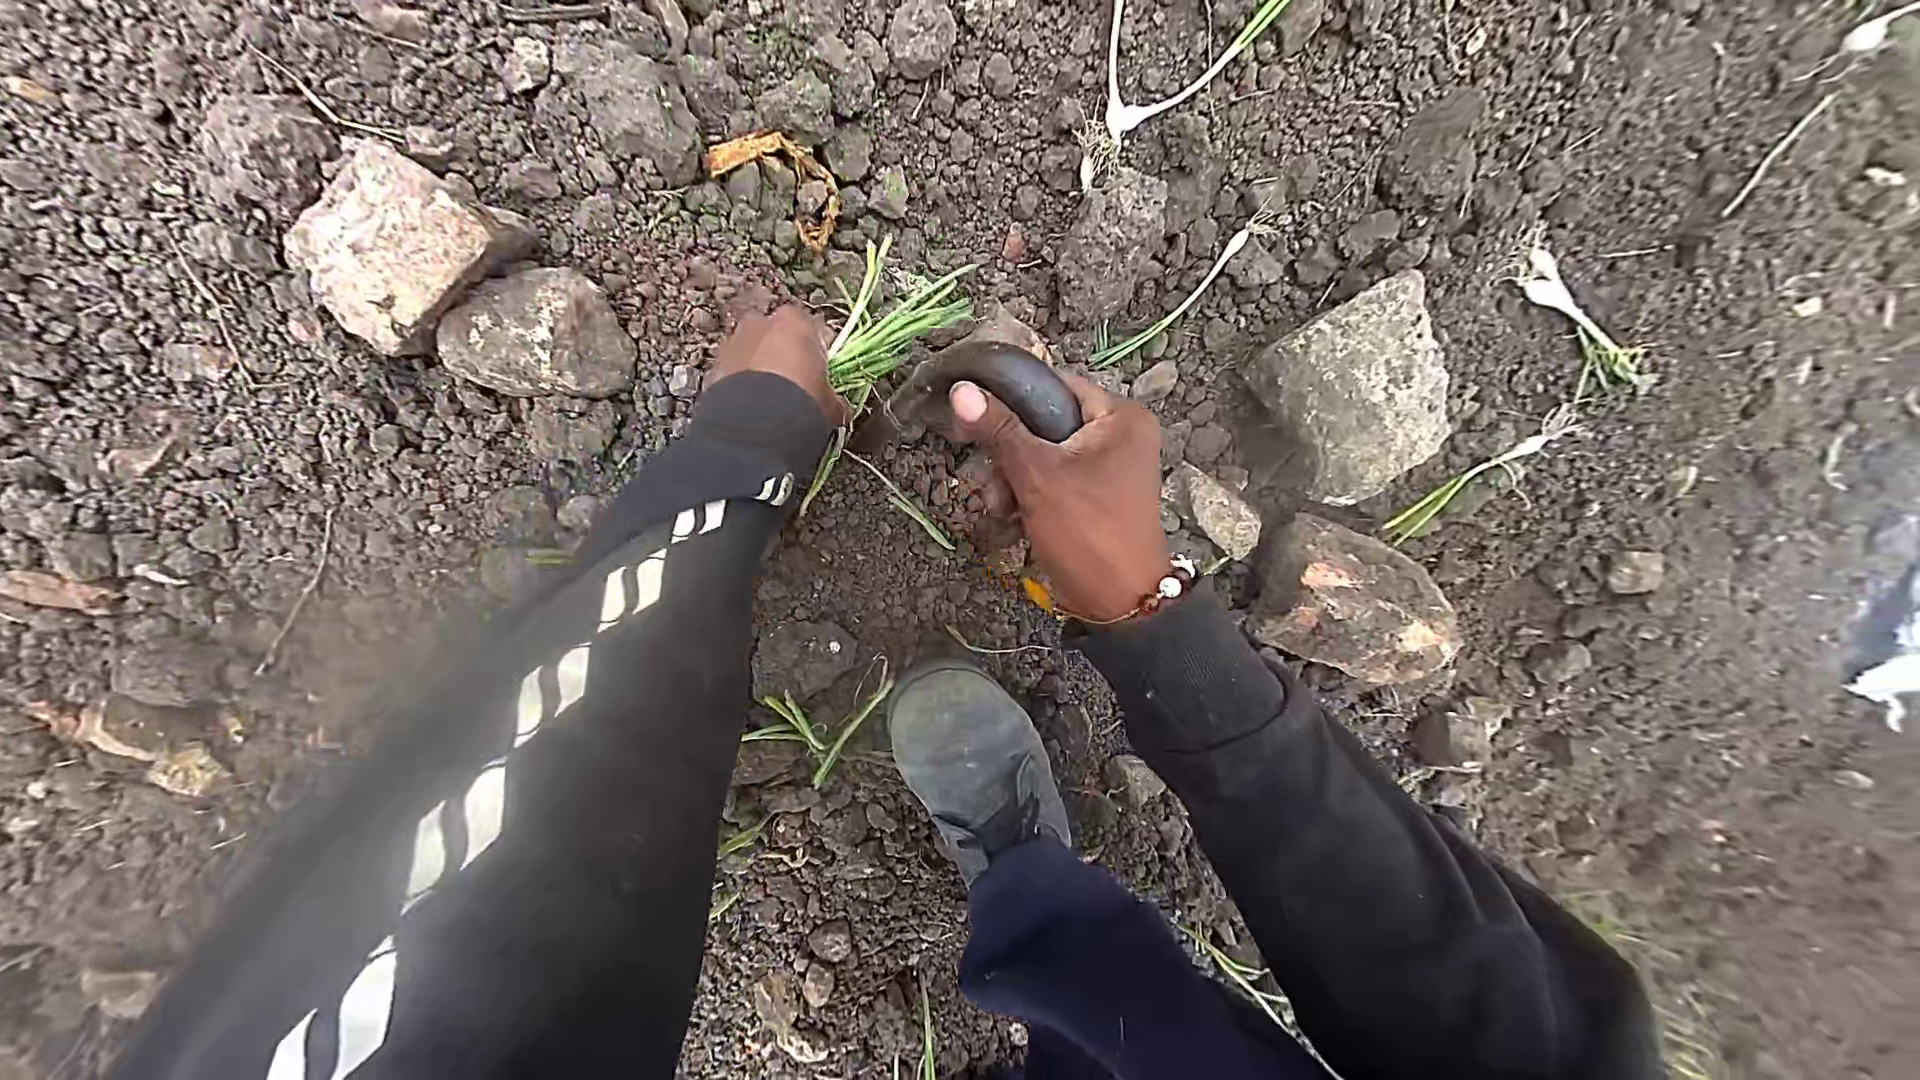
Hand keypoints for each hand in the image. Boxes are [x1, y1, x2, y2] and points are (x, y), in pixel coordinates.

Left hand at [711, 304, 846, 423]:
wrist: (757, 424)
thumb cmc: (802, 403)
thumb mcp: (830, 403)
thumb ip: (832, 397)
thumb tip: (837, 408)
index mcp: (795, 323)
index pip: (810, 327)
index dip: (816, 350)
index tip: (820, 371)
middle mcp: (761, 323)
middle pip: (774, 334)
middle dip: (782, 353)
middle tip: (793, 382)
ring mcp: (733, 342)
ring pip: (750, 350)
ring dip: (759, 368)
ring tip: (770, 399)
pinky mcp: (714, 365)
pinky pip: (733, 371)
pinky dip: (741, 384)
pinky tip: (752, 407)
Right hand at [948, 375, 1169, 622]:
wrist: (1118, 603)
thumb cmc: (1087, 532)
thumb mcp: (1037, 476)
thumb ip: (1000, 431)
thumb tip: (962, 393)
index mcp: (1121, 417)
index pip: (1056, 387)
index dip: (1014, 401)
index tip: (979, 420)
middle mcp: (1119, 435)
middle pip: (1044, 426)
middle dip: (1011, 459)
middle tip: (996, 485)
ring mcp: (1108, 468)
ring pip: (1042, 457)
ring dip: (1014, 484)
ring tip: (1004, 511)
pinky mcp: (1095, 495)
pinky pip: (1052, 481)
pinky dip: (1031, 498)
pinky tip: (1015, 520)